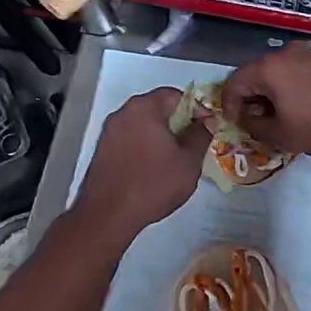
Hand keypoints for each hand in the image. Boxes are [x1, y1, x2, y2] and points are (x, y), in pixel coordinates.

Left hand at [72, 87, 209, 240]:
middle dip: (178, 121)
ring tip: (176, 156)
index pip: (176, 95)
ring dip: (161, 134)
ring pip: (143, 124)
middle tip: (194, 142)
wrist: (108, 215)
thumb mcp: (188, 162)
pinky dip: (145, 145)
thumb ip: (200, 136)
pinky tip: (154, 166)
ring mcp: (109, 131)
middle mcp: (124, 112)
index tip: (208, 128)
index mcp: (145, 108)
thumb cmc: (153, 184)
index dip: (196, 108)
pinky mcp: (102, 149)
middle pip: (157, 107)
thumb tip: (207, 122)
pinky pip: (130, 138)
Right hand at [220, 45, 310, 159]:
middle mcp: (285, 54)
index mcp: (268, 68)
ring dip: (269, 93)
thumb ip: (254, 125)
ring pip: (275, 72)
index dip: (228, 105)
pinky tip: (297, 107)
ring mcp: (307, 54)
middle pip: (254, 74)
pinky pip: (294, 72)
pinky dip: (287, 88)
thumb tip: (247, 118)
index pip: (233, 83)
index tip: (235, 123)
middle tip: (253, 122)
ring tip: (276, 117)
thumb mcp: (281, 134)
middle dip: (249, 98)